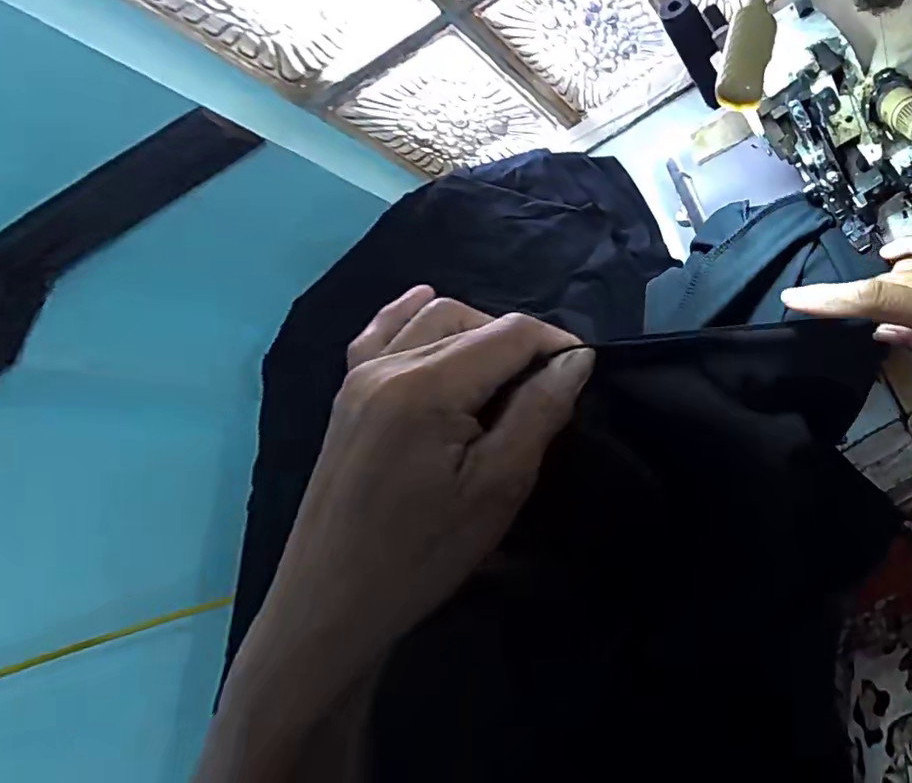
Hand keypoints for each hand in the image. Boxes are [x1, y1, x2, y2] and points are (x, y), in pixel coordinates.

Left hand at [261, 287, 592, 654]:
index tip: (582, 373)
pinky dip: (412, 314)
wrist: (329, 608)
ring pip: (435, 316)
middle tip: (548, 387)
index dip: (557, 343)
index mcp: (427, 387)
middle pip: (476, 321)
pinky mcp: (347, 394)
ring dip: (480, 329)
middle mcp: (389, 365)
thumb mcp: (499, 486)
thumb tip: (577, 358)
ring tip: (505, 372)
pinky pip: (380, 330)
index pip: (511, 333)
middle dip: (523, 343)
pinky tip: (425, 304)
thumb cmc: (423, 553)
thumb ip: (540, 410)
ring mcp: (360, 375)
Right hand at [779, 235, 911, 411]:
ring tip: (862, 304)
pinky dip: (906, 254)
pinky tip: (894, 260)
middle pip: (885, 280)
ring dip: (879, 281)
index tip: (793, 298)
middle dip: (848, 296)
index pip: (875, 298)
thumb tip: (881, 329)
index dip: (829, 298)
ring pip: (906, 263)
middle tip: (820, 312)